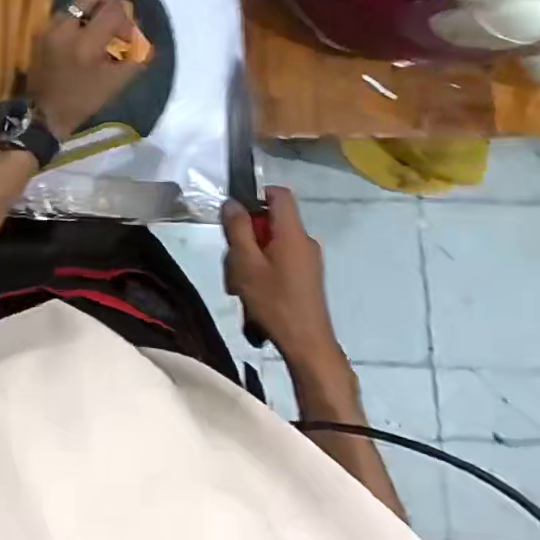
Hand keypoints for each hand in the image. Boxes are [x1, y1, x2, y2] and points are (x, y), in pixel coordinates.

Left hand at [25, 0, 145, 134]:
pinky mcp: (39, 33)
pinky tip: (84, 36)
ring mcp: (48, 28)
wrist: (44, 111)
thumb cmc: (83, 99)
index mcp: (85, 42)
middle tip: (117, 17)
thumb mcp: (116, 81)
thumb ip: (134, 54)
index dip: (126, 17)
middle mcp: (63, 28)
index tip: (127, 35)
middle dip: (108, 1)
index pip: (112, 9)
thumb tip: (140, 35)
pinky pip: (63, 16)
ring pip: (75, 4)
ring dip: (92, 11)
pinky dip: (78, 20)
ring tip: (101, 30)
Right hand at [222, 187, 343, 369]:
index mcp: (292, 233)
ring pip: (270, 243)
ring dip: (249, 255)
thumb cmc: (274, 301)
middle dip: (245, 234)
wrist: (307, 345)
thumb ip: (237, 228)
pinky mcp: (305, 276)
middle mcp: (304, 242)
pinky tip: (250, 290)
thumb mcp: (245, 262)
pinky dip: (260, 268)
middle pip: (270, 221)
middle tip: (231, 258)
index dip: (256, 195)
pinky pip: (278, 259)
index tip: (236, 214)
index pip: (279, 194)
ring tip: (238, 282)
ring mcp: (307, 260)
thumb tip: (232, 203)